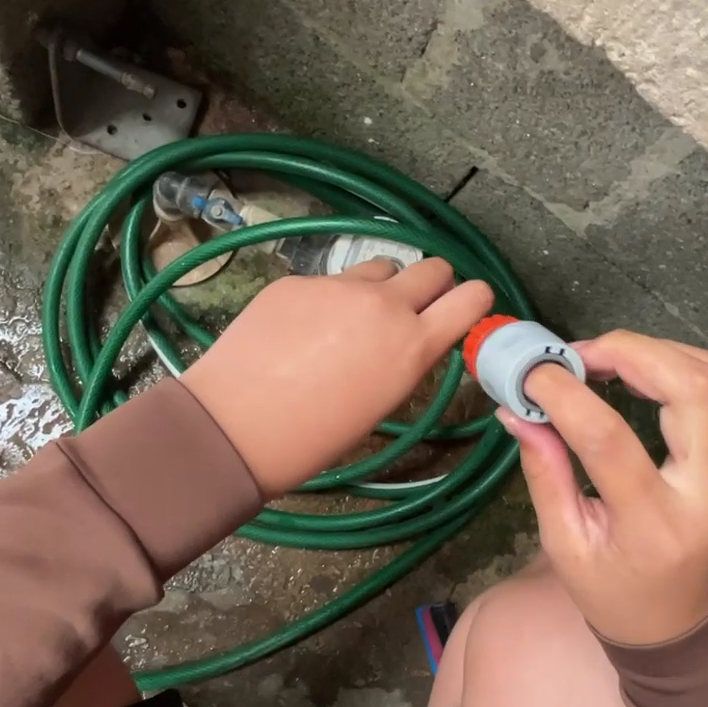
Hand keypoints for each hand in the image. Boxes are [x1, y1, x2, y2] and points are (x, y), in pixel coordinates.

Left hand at [181, 258, 493, 495]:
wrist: (234, 427)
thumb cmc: (313, 439)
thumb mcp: (380, 403)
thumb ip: (405, 359)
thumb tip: (410, 336)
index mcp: (412, 345)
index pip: (471, 297)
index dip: (472, 300)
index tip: (464, 307)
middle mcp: (383, 305)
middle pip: (432, 267)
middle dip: (430, 285)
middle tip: (408, 312)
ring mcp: (337, 285)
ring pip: (379, 267)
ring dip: (378, 288)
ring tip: (349, 321)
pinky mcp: (297, 280)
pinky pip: (329, 280)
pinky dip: (327, 299)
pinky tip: (299, 331)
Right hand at [499, 332, 707, 645]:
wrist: (687, 629)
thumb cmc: (615, 595)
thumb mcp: (565, 546)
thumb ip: (544, 473)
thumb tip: (515, 410)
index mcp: (656, 524)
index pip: (609, 438)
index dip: (564, 394)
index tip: (529, 375)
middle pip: (691, 386)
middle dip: (628, 351)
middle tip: (576, 355)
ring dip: (657, 352)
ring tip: (603, 360)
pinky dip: (681, 365)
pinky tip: (640, 372)